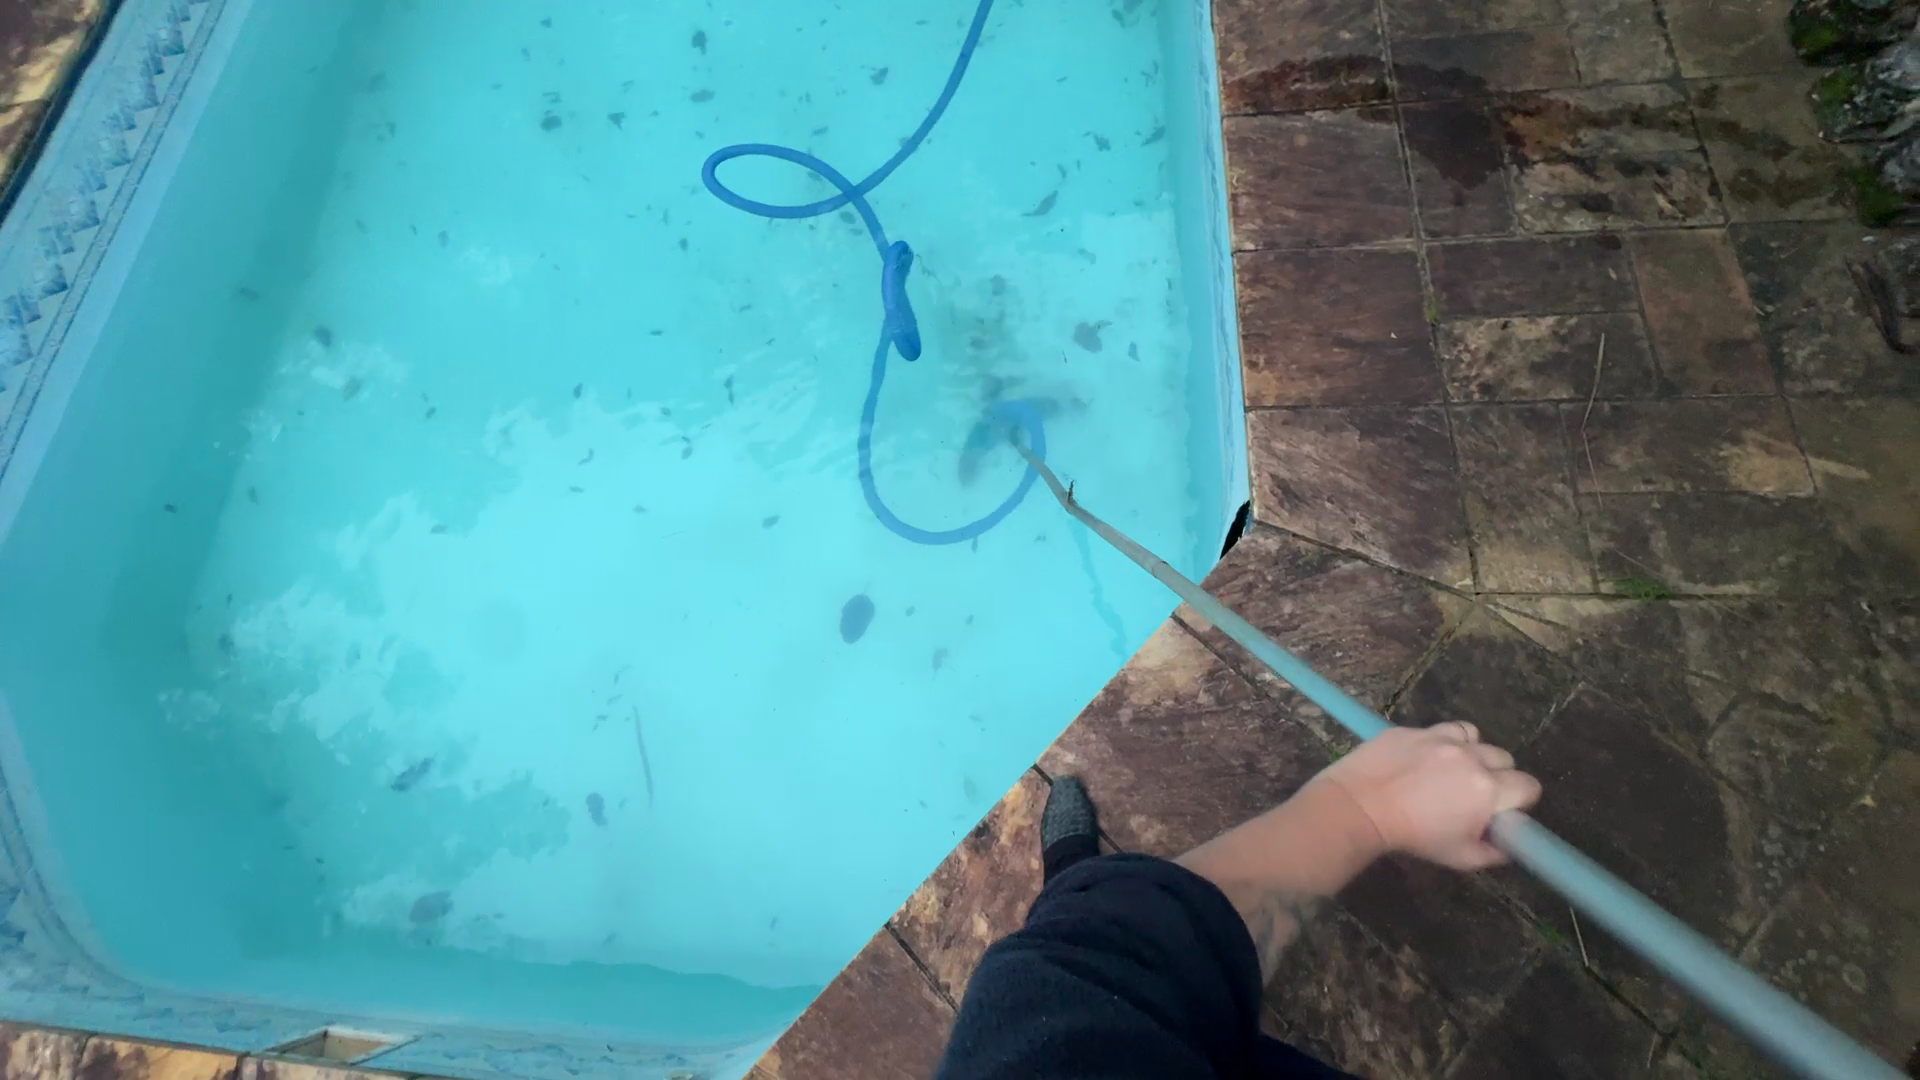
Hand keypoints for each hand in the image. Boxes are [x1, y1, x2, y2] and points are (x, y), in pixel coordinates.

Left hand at [1315, 722, 1540, 869]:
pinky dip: (1436, 742)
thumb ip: (1493, 852)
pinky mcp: (1407, 729)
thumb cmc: (1413, 835)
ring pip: (1471, 735)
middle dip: (1496, 773)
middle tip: (1473, 790)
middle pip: (1502, 757)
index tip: (1500, 808)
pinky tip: (1421, 758)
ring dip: (1469, 750)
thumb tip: (1504, 845)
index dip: (1518, 798)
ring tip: (1451, 767)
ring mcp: (1435, 738)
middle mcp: (1467, 756)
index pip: (1528, 785)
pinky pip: (1435, 729)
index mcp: (1488, 788)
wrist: (1358, 806)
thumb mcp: (1462, 857)